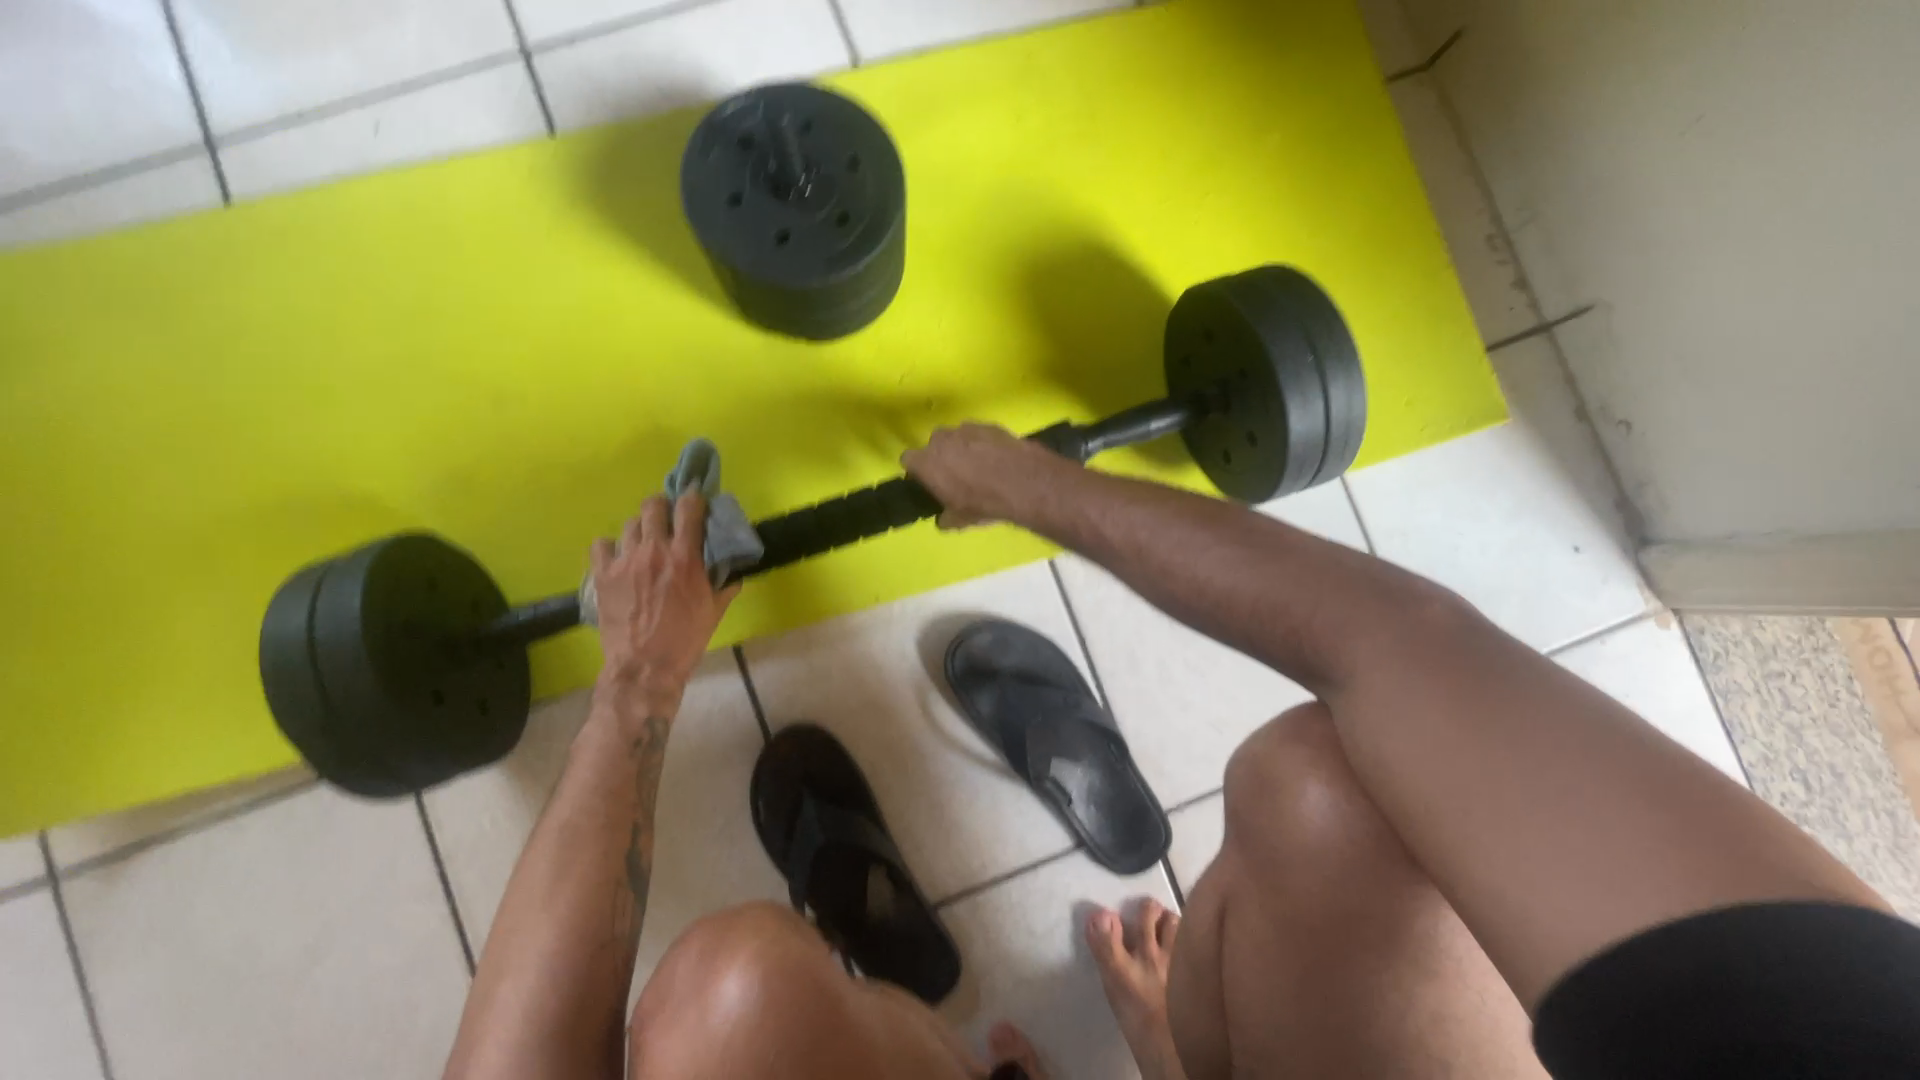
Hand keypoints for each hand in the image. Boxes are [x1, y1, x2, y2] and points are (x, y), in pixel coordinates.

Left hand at [589, 492, 739, 720]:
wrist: (645, 666)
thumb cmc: (685, 640)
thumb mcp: (713, 612)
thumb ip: (724, 587)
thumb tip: (733, 575)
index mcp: (685, 557)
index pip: (689, 508)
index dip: (693, 499)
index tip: (696, 501)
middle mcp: (654, 550)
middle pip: (653, 506)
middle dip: (663, 507)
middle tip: (667, 520)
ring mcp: (625, 560)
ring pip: (630, 524)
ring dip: (640, 528)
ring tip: (643, 542)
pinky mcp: (603, 575)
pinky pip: (601, 544)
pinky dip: (610, 547)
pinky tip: (617, 557)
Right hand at [901, 422, 1069, 528]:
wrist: (1021, 482)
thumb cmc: (982, 503)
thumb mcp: (960, 520)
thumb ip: (946, 518)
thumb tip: (943, 520)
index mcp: (926, 462)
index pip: (908, 460)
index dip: (918, 470)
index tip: (928, 480)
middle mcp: (942, 439)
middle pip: (934, 443)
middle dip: (942, 455)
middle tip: (956, 473)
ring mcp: (966, 428)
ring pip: (958, 435)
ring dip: (963, 446)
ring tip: (981, 465)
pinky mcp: (989, 424)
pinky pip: (980, 433)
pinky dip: (984, 443)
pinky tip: (998, 458)